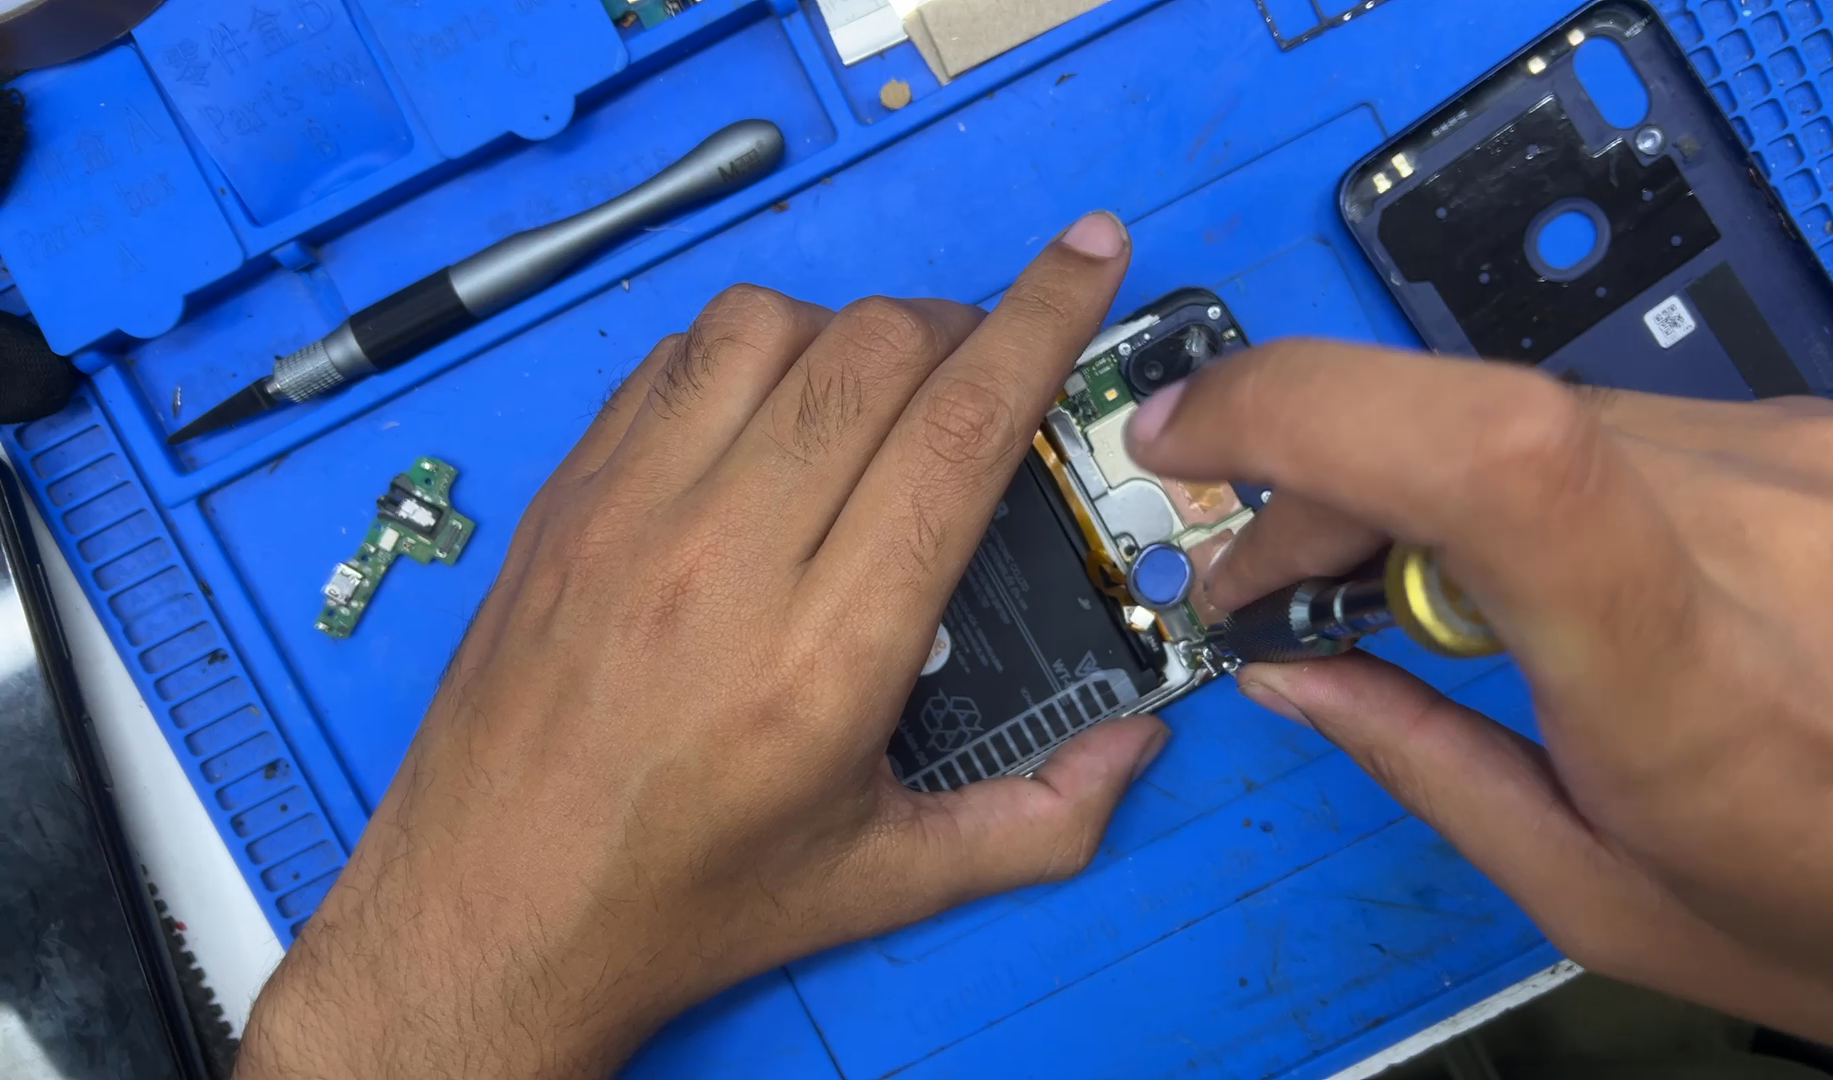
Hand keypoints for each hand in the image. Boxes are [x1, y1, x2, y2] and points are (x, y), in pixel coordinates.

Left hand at [234, 212, 1167, 1078]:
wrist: (491, 912)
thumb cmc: (701, 899)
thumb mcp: (892, 881)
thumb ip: (1042, 822)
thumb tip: (1141, 745)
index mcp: (830, 653)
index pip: (958, 437)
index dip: (1041, 326)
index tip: (1090, 255)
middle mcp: (730, 555)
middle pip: (875, 355)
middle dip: (963, 327)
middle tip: (985, 369)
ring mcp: (631, 507)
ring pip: (772, 325)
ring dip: (856, 332)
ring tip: (878, 392)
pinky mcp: (570, 491)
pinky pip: (678, 355)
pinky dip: (757, 346)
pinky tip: (772, 407)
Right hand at [1126, 342, 1832, 1061]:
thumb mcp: (1591, 888)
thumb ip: (1412, 760)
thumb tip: (1277, 669)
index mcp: (1692, 675)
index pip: (1487, 463)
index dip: (1300, 411)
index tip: (1174, 434)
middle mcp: (1750, 518)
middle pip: (1440, 435)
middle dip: (1296, 494)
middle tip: (1251, 587)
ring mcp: (1777, 451)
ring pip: (1478, 421)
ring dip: (1366, 490)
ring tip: (1346, 580)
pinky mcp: (1778, 428)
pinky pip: (1546, 428)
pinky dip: (1448, 481)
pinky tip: (1458, 554)